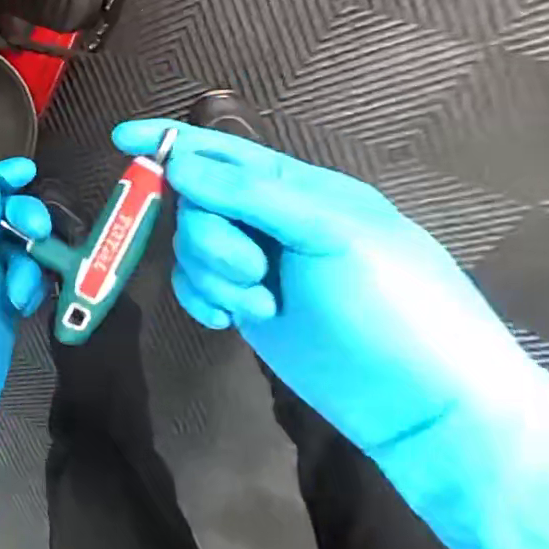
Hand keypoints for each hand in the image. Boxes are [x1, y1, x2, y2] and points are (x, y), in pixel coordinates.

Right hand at [112, 120, 530, 453]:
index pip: (224, 152)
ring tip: (259, 305)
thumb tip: (177, 165)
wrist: (427, 409)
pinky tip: (229, 322)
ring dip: (214, 276)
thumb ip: (251, 195)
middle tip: (249, 270)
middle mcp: (273, 220)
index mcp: (301, 189)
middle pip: (198, 204)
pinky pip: (195, 285)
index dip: (172, 141)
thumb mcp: (331, 235)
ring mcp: (258, 265)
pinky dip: (203, 299)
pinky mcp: (246, 304)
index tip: (122, 138)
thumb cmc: (397, 307)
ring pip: (192, 247)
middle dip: (210, 237)